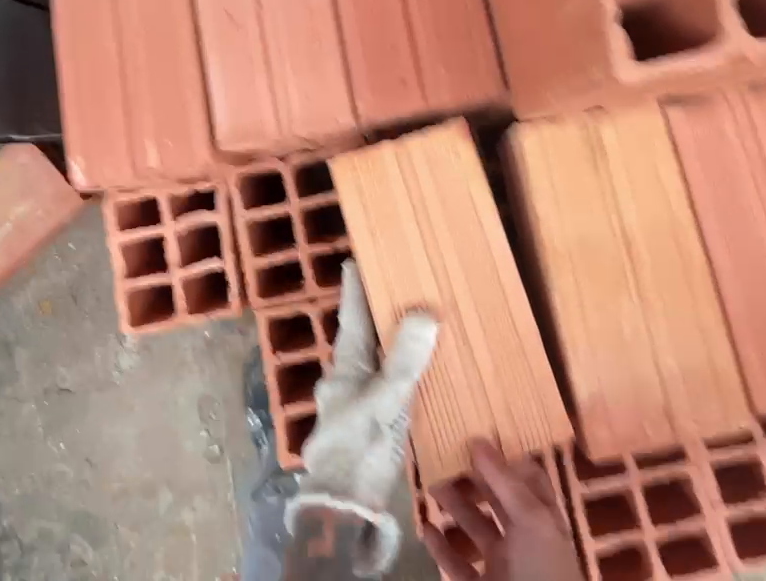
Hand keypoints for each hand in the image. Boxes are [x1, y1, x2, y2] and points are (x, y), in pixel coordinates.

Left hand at [286, 260, 439, 576]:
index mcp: (345, 365)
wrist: (343, 507)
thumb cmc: (361, 447)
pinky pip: (378, 388)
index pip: (350, 315)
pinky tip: (407, 382)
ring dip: (383, 347)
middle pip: (358, 338)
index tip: (354, 259)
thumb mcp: (387, 399)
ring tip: (408, 332)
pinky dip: (391, 376)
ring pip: (368, 364)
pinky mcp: (361, 428)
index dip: (353, 287)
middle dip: (372, 315)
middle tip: (394, 290)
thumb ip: (405, 359)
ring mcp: (348, 405)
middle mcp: (342, 380)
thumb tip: (423, 313)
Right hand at [421, 441, 586, 580]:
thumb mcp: (531, 520)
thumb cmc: (541, 570)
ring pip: (474, 528)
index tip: (478, 434)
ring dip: (453, 507)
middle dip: (472, 478)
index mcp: (543, 519)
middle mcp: (524, 539)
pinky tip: (426, 528)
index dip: (506, 457)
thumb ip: (504, 481)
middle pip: (496, 500)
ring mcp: (501, 566)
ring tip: (430, 484)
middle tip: (444, 454)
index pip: (527, 478)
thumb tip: (478, 440)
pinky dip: (441, 547)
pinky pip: (456, 564)